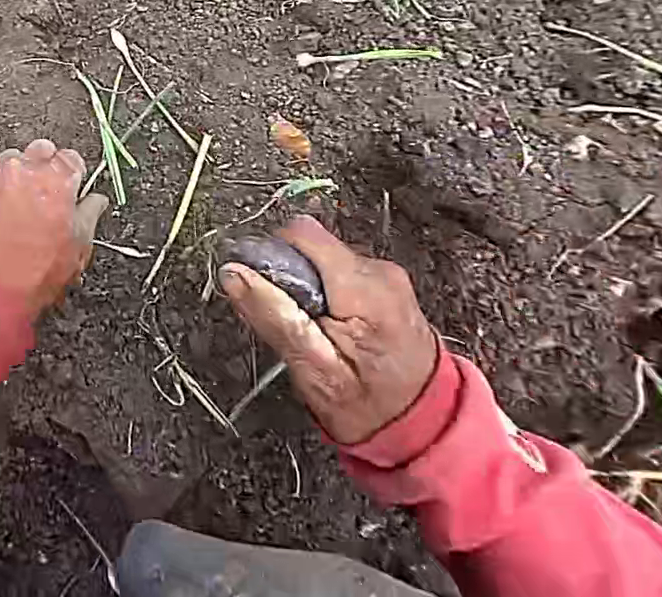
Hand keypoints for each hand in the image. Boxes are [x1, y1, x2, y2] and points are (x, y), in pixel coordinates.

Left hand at [0, 140, 108, 315]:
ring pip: (11, 160)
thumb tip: (96, 200)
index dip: (74, 173)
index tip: (72, 185)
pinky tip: (1, 211)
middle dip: (46, 164)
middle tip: (48, 190)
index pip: (71, 157)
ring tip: (22, 200)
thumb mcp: (80, 241)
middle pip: (40, 149)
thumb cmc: (39, 269)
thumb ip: (90, 211)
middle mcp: (25, 170)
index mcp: (57, 177)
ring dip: (19, 173)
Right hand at [218, 216, 438, 443]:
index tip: (266, 292)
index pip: (301, 234)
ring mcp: (387, 272)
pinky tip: (334, 327)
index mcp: (363, 287)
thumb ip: (274, 316)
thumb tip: (234, 272)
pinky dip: (328, 291)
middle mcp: (379, 269)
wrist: (427, 426)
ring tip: (317, 331)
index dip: (273, 257)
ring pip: (324, 258)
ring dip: (309, 286)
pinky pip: (342, 270)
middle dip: (292, 277)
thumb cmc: (370, 408)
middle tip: (295, 325)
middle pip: (312, 246)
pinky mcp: (387, 280)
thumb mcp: (313, 370)